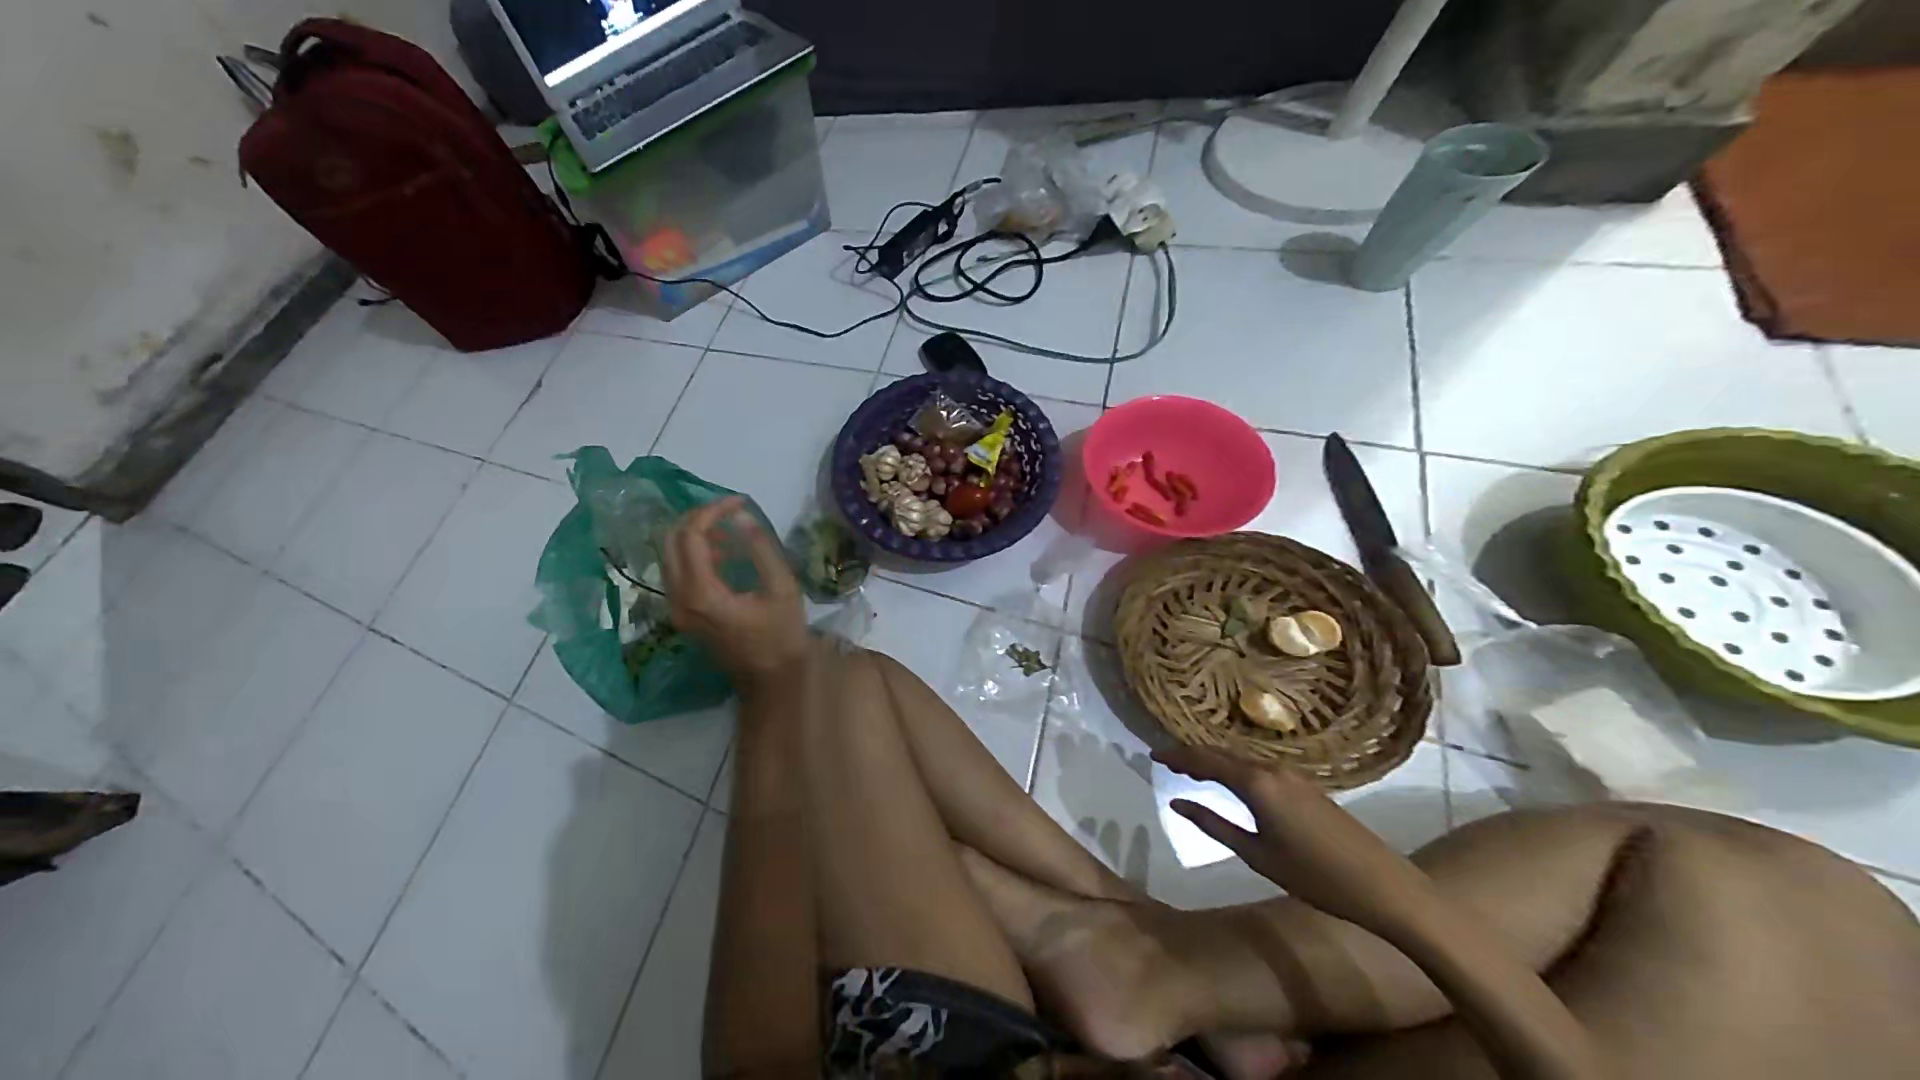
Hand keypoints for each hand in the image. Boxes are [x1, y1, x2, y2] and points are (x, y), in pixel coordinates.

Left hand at [660, 497, 806, 688]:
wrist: (771, 680)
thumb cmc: (782, 635)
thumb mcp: (782, 588)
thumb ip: (761, 548)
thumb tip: (741, 515)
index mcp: (702, 593)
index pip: (691, 536)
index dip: (712, 511)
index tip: (739, 502)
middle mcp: (679, 599)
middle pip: (670, 541)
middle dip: (698, 518)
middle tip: (729, 511)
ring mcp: (677, 609)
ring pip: (669, 555)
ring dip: (695, 535)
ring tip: (730, 532)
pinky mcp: (682, 614)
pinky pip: (676, 572)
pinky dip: (694, 553)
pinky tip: (723, 554)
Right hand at [1155, 745, 1436, 932]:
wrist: (1382, 885)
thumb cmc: (1314, 875)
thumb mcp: (1256, 854)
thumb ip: (1214, 824)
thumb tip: (1177, 802)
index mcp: (1257, 783)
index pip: (1206, 760)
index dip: (1177, 756)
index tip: (1152, 754)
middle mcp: (1272, 769)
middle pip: (1223, 753)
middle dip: (1192, 754)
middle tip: (1165, 759)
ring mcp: (1293, 775)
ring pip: (1241, 758)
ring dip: (1214, 760)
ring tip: (1191, 769)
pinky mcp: (1305, 786)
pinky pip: (1258, 766)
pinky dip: (1235, 768)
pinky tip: (1229, 780)